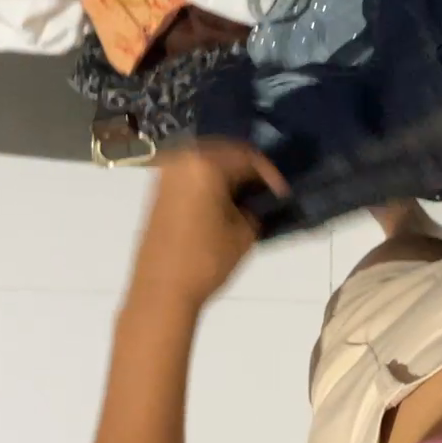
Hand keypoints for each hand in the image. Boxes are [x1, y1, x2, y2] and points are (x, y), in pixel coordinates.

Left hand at [129, 141, 287, 307]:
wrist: (161, 289)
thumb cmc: (206, 260)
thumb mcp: (244, 234)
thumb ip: (255, 210)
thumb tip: (257, 203)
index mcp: (205, 164)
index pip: (247, 156)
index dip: (270, 174)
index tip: (283, 193)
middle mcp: (182, 159)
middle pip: (223, 153)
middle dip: (247, 170)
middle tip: (266, 191)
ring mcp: (166, 174)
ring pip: (206, 163)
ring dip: (227, 176)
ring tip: (247, 198)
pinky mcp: (158, 191)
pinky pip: (191, 175)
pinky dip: (210, 183)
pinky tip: (224, 203)